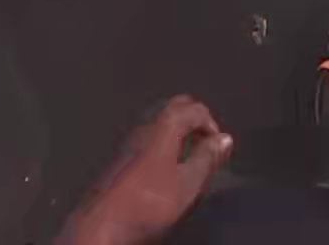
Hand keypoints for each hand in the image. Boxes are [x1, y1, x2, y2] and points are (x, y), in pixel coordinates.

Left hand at [55, 96, 233, 244]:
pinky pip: (152, 131)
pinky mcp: (124, 149)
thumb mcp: (187, 184)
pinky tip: (167, 163)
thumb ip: (208, 159)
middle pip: (178, 106)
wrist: (103, 221)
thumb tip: (225, 138)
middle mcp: (149, 119)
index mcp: (167, 122)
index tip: (219, 149)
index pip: (197, 109)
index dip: (212, 125)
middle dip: (196, 120)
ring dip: (180, 128)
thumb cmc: (149, 201)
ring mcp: (133, 133)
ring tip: (190, 155)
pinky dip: (166, 138)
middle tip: (206, 145)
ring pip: (163, 118)